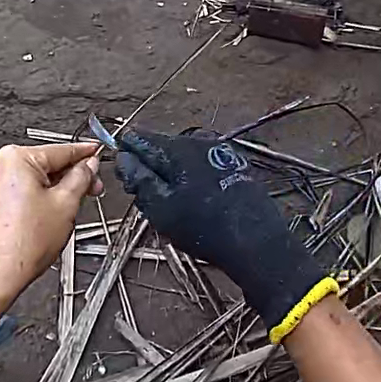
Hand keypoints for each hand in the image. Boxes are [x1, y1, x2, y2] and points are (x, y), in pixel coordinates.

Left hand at [0, 143, 102, 316]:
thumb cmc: (20, 245)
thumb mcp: (66, 204)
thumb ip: (82, 178)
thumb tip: (88, 166)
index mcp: (16, 158)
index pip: (61, 149)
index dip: (85, 154)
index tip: (96, 153)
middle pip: (47, 164)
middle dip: (73, 176)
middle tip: (93, 187)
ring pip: (36, 179)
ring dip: (58, 189)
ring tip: (74, 206)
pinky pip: (23, 191)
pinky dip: (41, 198)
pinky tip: (54, 214)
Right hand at [115, 128, 326, 330]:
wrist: (257, 241)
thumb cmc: (204, 227)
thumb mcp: (161, 207)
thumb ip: (140, 179)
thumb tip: (123, 158)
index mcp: (178, 149)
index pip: (140, 140)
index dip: (127, 157)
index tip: (126, 178)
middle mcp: (199, 142)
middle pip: (162, 148)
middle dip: (149, 167)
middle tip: (146, 197)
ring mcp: (220, 152)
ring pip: (182, 158)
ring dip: (171, 174)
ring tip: (170, 204)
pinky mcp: (234, 166)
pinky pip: (201, 166)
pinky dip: (191, 178)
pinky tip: (195, 201)